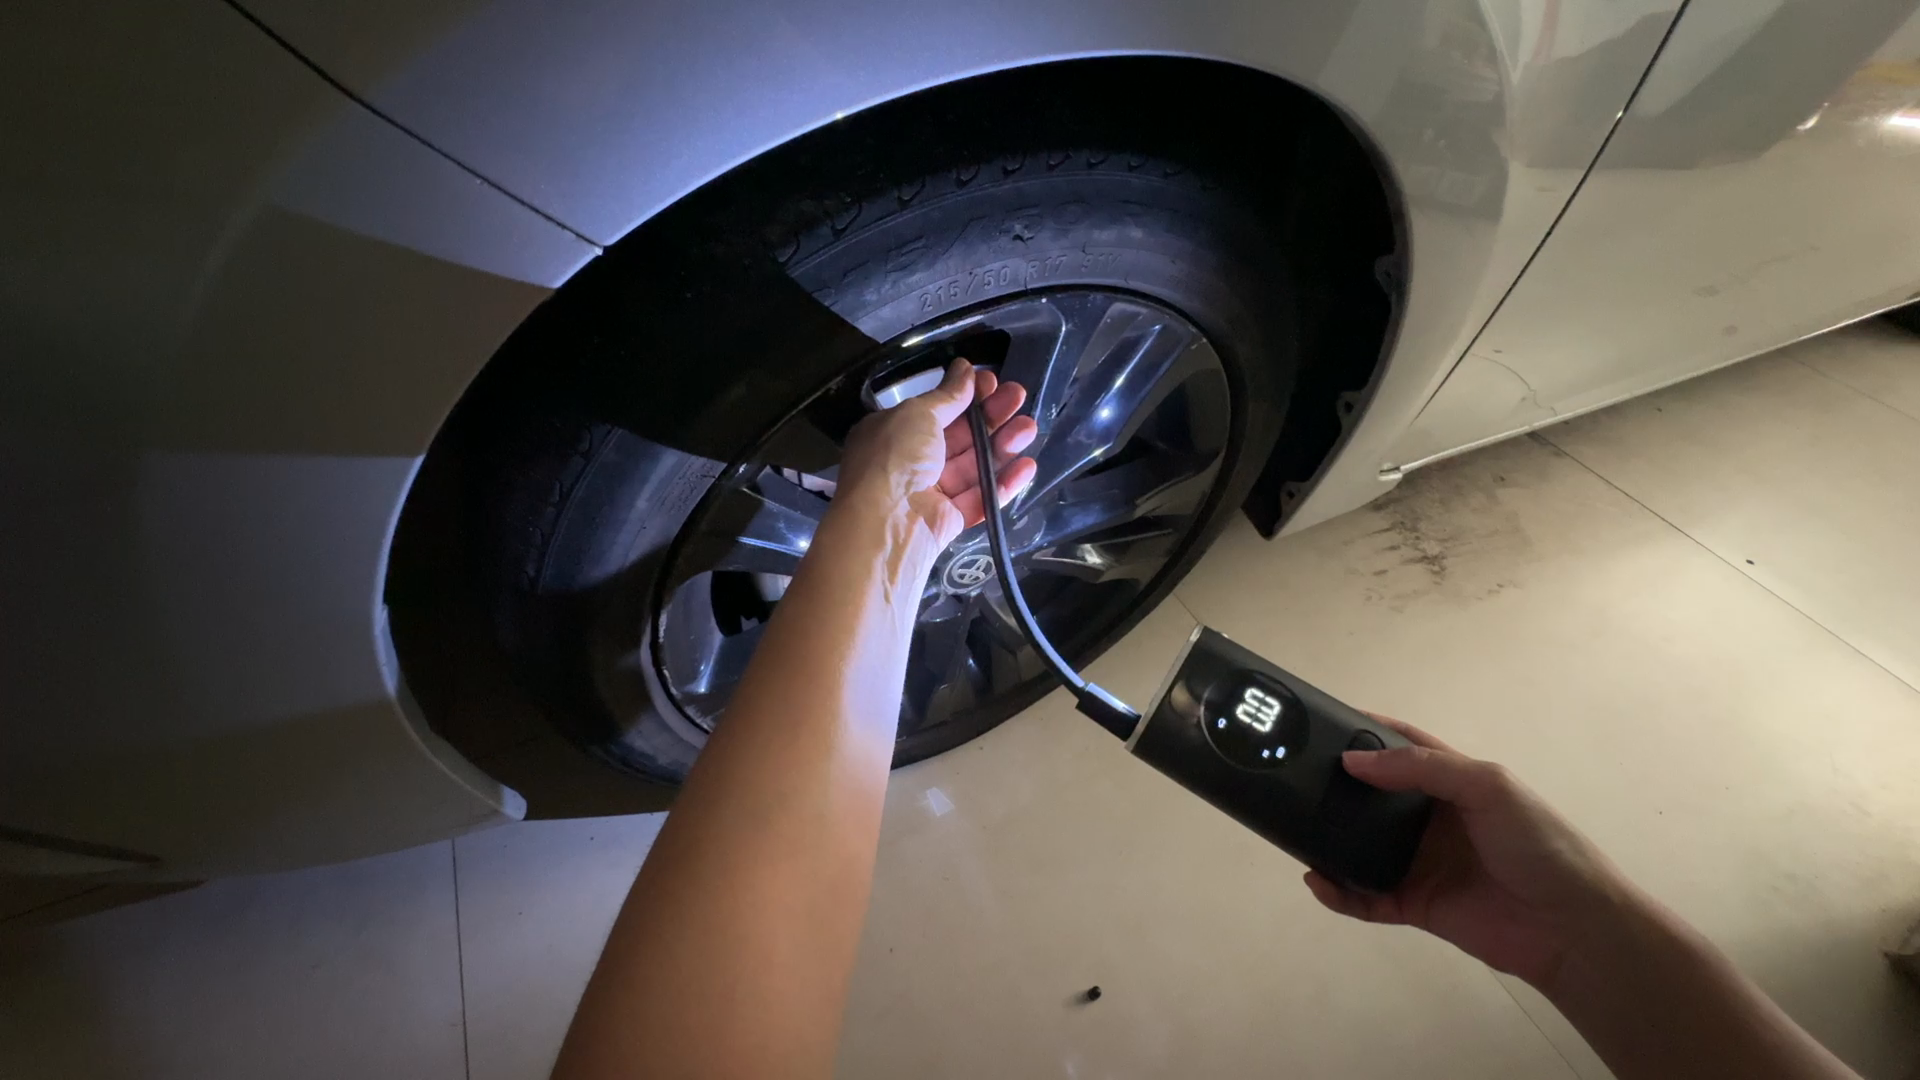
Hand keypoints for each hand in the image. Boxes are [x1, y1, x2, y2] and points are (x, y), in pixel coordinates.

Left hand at [836, 359, 1038, 548]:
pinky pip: (979, 498)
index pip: (935, 411)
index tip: (991, 381)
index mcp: (893, 433)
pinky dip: (1003, 483)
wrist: (886, 523)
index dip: (965, 396)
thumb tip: (965, 367)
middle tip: (1018, 397)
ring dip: (1002, 446)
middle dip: (990, 416)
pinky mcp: (949, 520)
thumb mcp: (917, 414)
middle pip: (958, 437)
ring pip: (972, 466)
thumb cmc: (895, 458)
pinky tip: (1026, 466)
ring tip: (1029, 428)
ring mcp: (930, 493)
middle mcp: (910, 462)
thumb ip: (947, 395)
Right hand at [1303, 718, 1634, 988]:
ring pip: (1357, 843)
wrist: (1575, 930)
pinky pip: (1363, 896)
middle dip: (1332, 784)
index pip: (1397, 745)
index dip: (1362, 730)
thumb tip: (1350, 761)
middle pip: (1367, 794)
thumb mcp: (1488, 786)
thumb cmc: (1539, 845)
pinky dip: (1337, 892)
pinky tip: (1318, 882)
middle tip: (1291, 775)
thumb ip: (1421, 767)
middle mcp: (1425, 817)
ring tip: (1294, 829)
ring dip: (1326, 837)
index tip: (1319, 721)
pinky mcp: (1411, 902)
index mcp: (1447, 782)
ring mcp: (1415, 860)